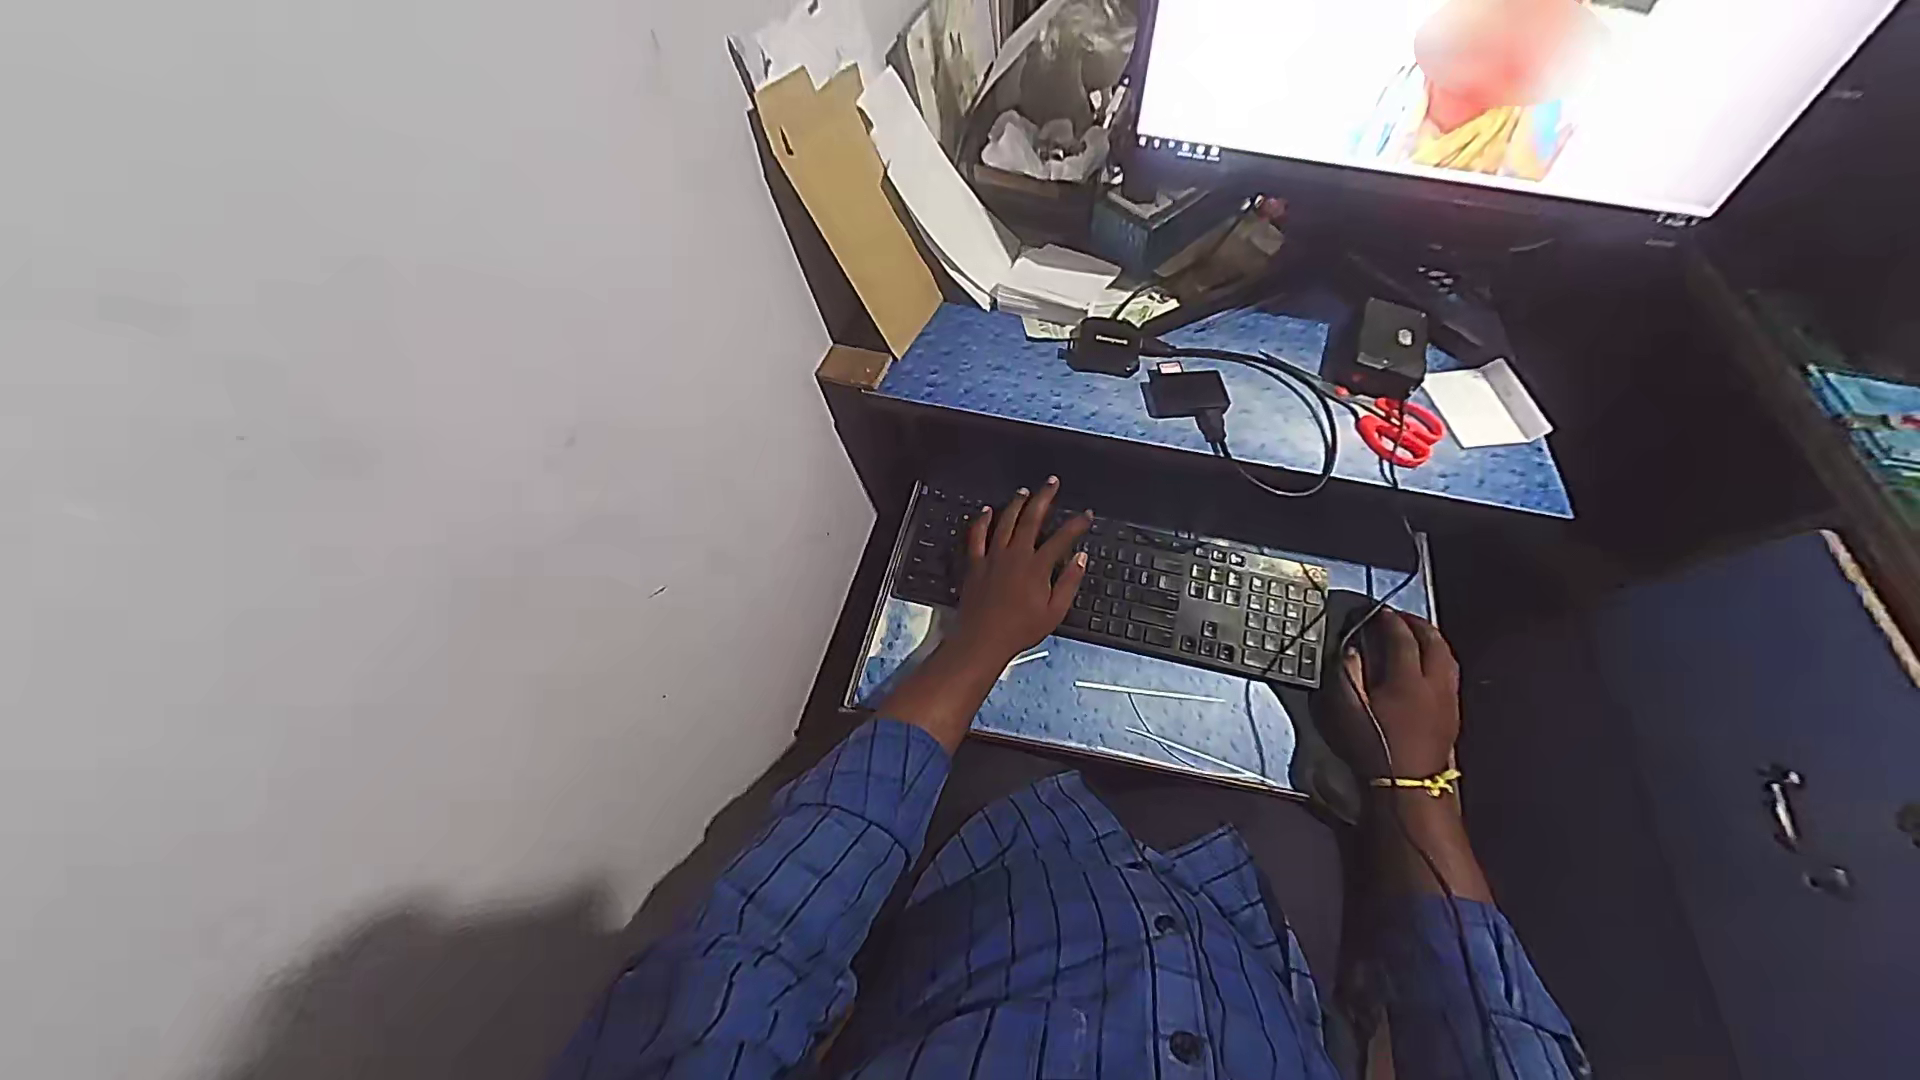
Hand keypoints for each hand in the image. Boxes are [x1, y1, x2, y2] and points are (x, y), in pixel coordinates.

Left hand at [949, 477, 1090, 668]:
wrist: (983, 639)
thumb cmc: (1019, 629)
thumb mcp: (1054, 611)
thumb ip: (1069, 582)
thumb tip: (1081, 559)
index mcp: (1037, 567)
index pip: (1062, 538)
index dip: (1076, 524)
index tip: (1086, 515)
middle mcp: (1015, 555)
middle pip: (1031, 519)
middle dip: (1044, 498)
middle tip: (1052, 483)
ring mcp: (993, 557)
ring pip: (1005, 521)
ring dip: (1016, 503)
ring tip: (1025, 491)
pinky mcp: (976, 563)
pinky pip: (976, 535)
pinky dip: (981, 520)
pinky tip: (986, 510)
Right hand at [1317, 610, 1458, 778]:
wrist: (1406, 783)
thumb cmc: (1372, 745)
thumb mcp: (1347, 709)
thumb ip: (1348, 674)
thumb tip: (1350, 649)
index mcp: (1406, 680)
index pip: (1402, 638)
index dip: (1389, 620)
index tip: (1376, 611)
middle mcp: (1434, 685)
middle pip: (1434, 642)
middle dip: (1417, 624)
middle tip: (1399, 616)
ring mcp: (1448, 699)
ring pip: (1448, 657)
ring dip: (1432, 639)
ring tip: (1415, 632)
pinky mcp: (1453, 713)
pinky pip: (1450, 673)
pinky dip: (1438, 657)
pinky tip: (1426, 662)